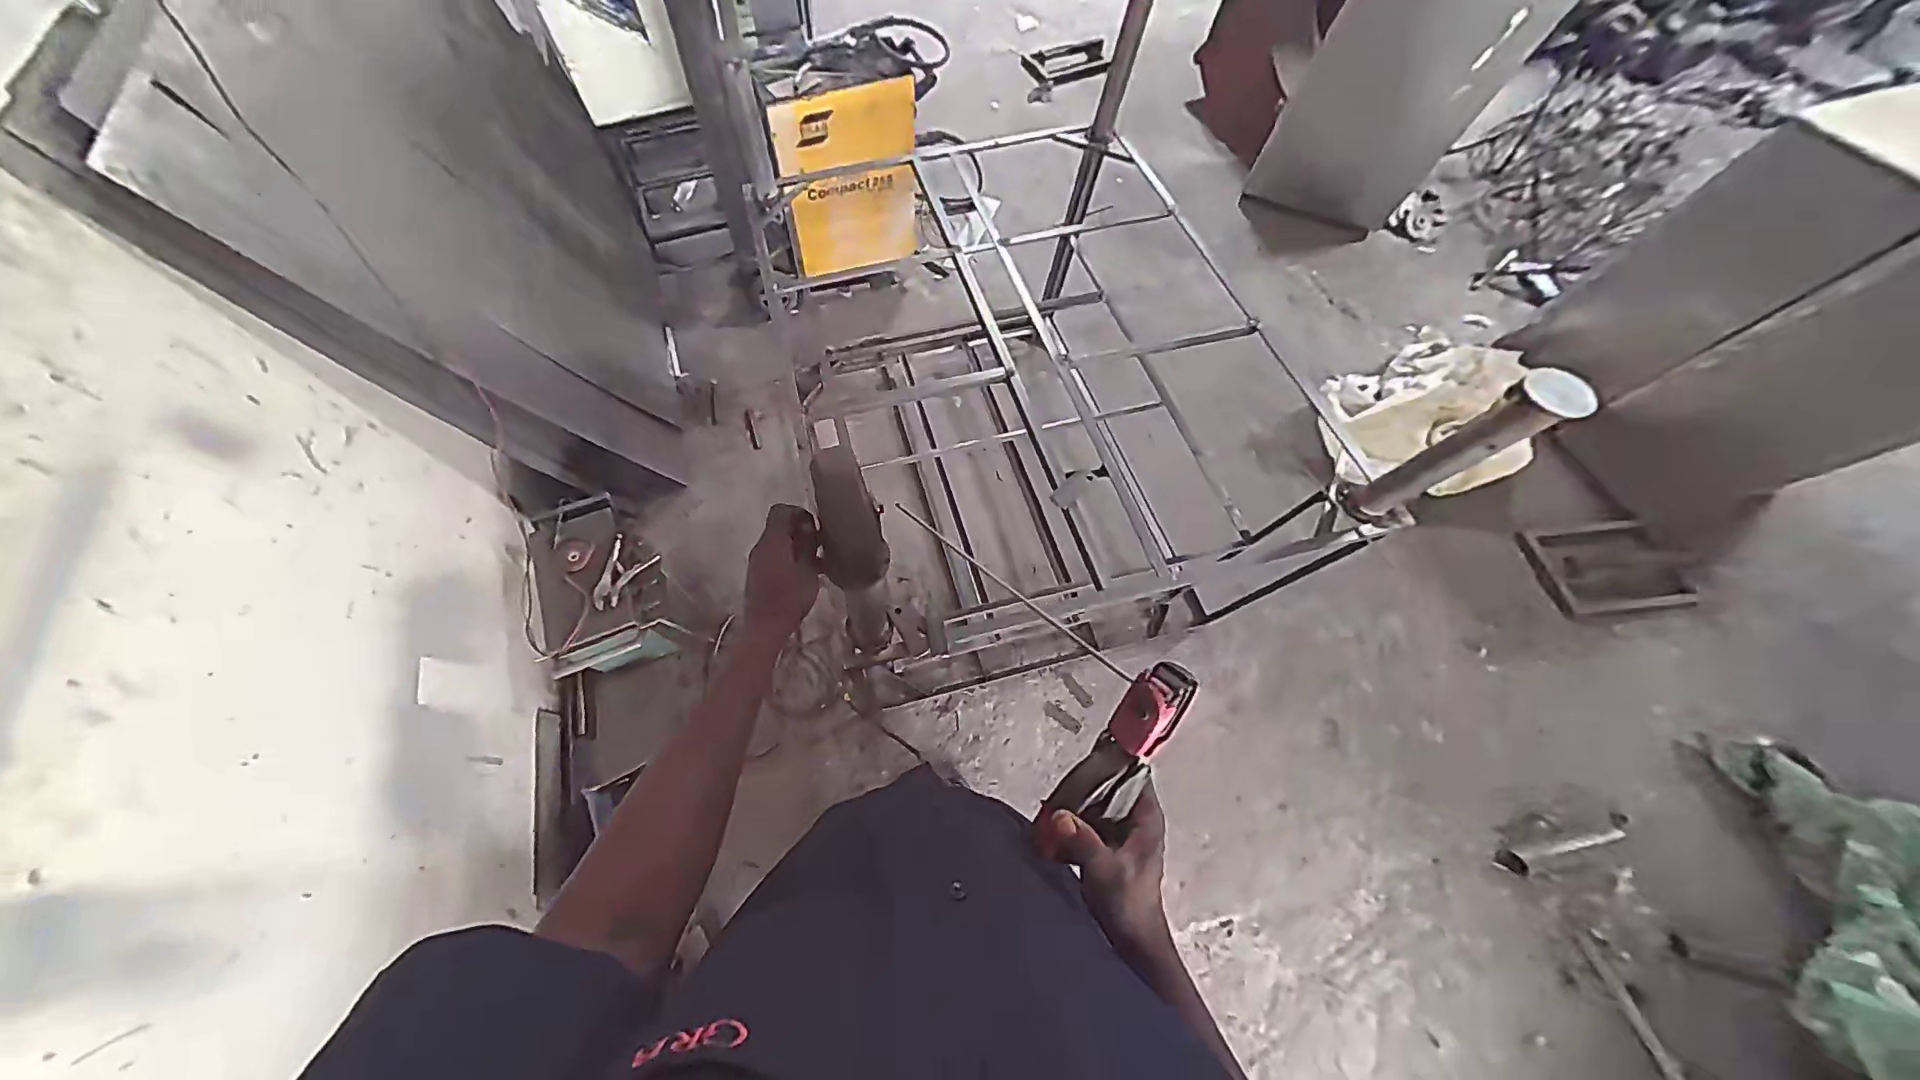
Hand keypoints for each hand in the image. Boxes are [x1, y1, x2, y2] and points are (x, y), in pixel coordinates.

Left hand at [742, 504, 821, 638]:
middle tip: (821, 544)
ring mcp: (757, 562)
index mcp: (772, 541)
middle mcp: (761, 547)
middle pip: (778, 526)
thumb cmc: (790, 597)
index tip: (817, 527)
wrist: (765, 628)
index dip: (800, 513)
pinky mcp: (758, 576)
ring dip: (797, 547)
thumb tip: (808, 526)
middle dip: (801, 531)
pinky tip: (807, 575)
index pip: (781, 510)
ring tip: (818, 562)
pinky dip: (791, 559)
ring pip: (778, 543)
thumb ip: (807, 544)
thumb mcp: (807, 569)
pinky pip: (775, 558)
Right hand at [1039, 780, 1170, 954]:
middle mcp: (1134, 817)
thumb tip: (1060, 816)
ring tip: (1050, 815)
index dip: (1109, 764)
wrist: (1131, 943)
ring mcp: (1119, 830)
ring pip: (1093, 802)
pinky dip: (1068, 824)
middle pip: (1107, 785)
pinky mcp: (1104, 843)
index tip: (1083, 766)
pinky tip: (1051, 834)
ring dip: (1071, 807)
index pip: (1131, 772)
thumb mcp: (1104, 870)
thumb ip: (1083, 841)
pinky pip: (1084, 820)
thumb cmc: (1128, 905)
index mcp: (1145, 816)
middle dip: (1081, 789)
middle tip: (1058, 795)